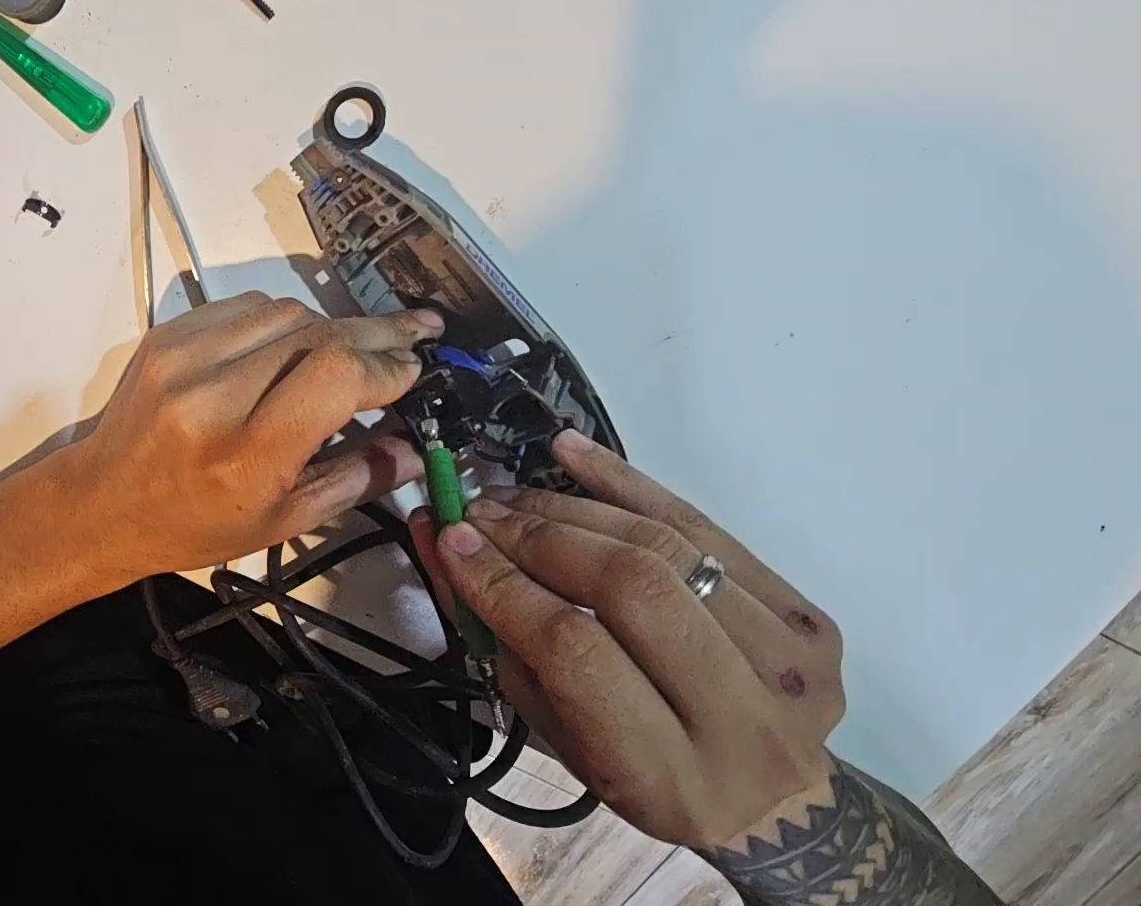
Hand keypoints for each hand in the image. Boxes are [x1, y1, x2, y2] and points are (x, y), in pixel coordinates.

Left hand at [47, 292, 440, 580]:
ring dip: (329, 325)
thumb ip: (354, 480)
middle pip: (316, 333)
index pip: (334, 376)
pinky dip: (281, 320)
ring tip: (356, 346)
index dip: (385, 367)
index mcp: (245, 453)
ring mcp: (183, 355)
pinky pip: (245, 306)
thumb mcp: (280, 523)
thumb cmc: (194, 525)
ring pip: (285, 311)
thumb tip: (414, 448)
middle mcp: (212, 393)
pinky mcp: (166, 334)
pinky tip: (294, 344)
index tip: (414, 370)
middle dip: (376, 332)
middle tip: (417, 331)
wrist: (101, 501)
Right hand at [411, 430, 845, 850]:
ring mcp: (791, 661)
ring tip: (511, 495)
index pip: (575, 649)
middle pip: (629, 585)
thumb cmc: (634, 771)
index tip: (449, 539)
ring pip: (665, 546)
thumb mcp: (554, 728)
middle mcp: (746, 719)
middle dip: (538, 537)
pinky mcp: (807, 616)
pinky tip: (568, 450)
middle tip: (479, 512)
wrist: (769, 801)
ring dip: (572, 506)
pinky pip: (703, 525)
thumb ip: (497, 636)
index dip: (504, 584)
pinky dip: (628, 481)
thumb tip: (444, 541)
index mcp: (669, 773)